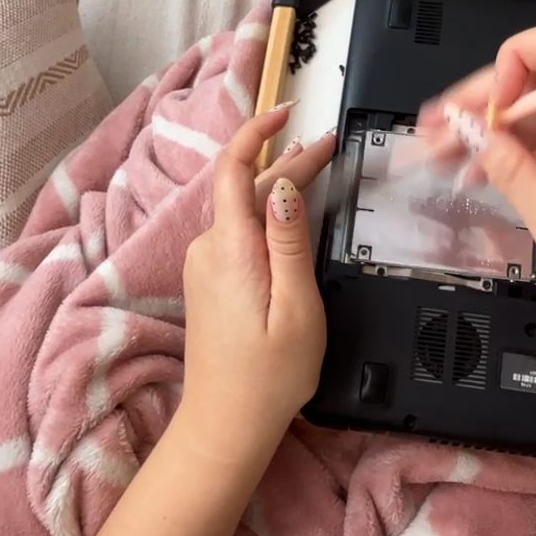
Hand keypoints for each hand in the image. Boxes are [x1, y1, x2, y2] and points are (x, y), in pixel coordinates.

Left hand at [178, 104, 335, 459]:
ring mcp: (205, 263)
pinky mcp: (209, 278)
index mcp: (232, 249)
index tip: (286, 113)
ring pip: (244, 209)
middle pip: (246, 187)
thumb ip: (290, 242)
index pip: (233, 169)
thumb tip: (285, 185)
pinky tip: (288, 213)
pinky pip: (239, 231)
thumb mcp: (295, 306)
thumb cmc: (268, 375)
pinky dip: (266, 212)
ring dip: (277, 186)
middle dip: (287, 162)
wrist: (225, 423)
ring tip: (314, 167)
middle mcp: (209, 248)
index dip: (257, 133)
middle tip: (330, 147)